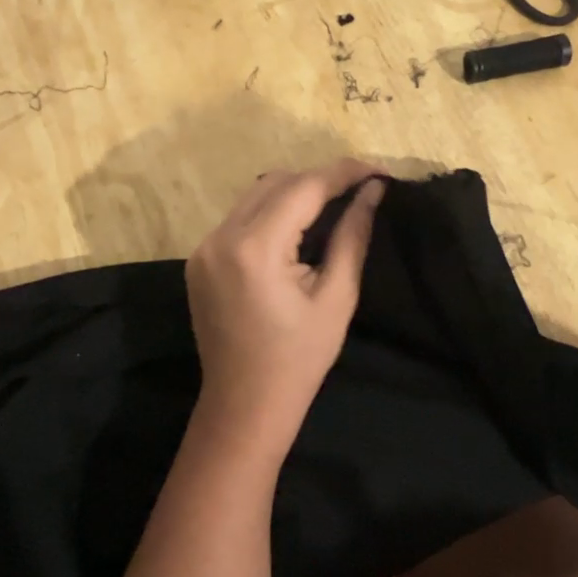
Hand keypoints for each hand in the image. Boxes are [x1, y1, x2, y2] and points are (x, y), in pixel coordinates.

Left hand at [185, 159, 385, 447]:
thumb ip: (352, 236)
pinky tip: (296, 228)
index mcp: (255, 248)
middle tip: (361, 189)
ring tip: (334, 204)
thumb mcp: (336, 298)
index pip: (303, 187)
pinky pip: (238, 219)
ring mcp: (203, 248)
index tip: (378, 171)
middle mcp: (220, 237)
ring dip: (293, 193)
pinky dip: (269, 213)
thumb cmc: (298, 359)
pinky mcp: (198, 260)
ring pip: (253, 196)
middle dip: (320, 179)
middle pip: (275, 183)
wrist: (243, 405)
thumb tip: (373, 192)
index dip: (343, 173)